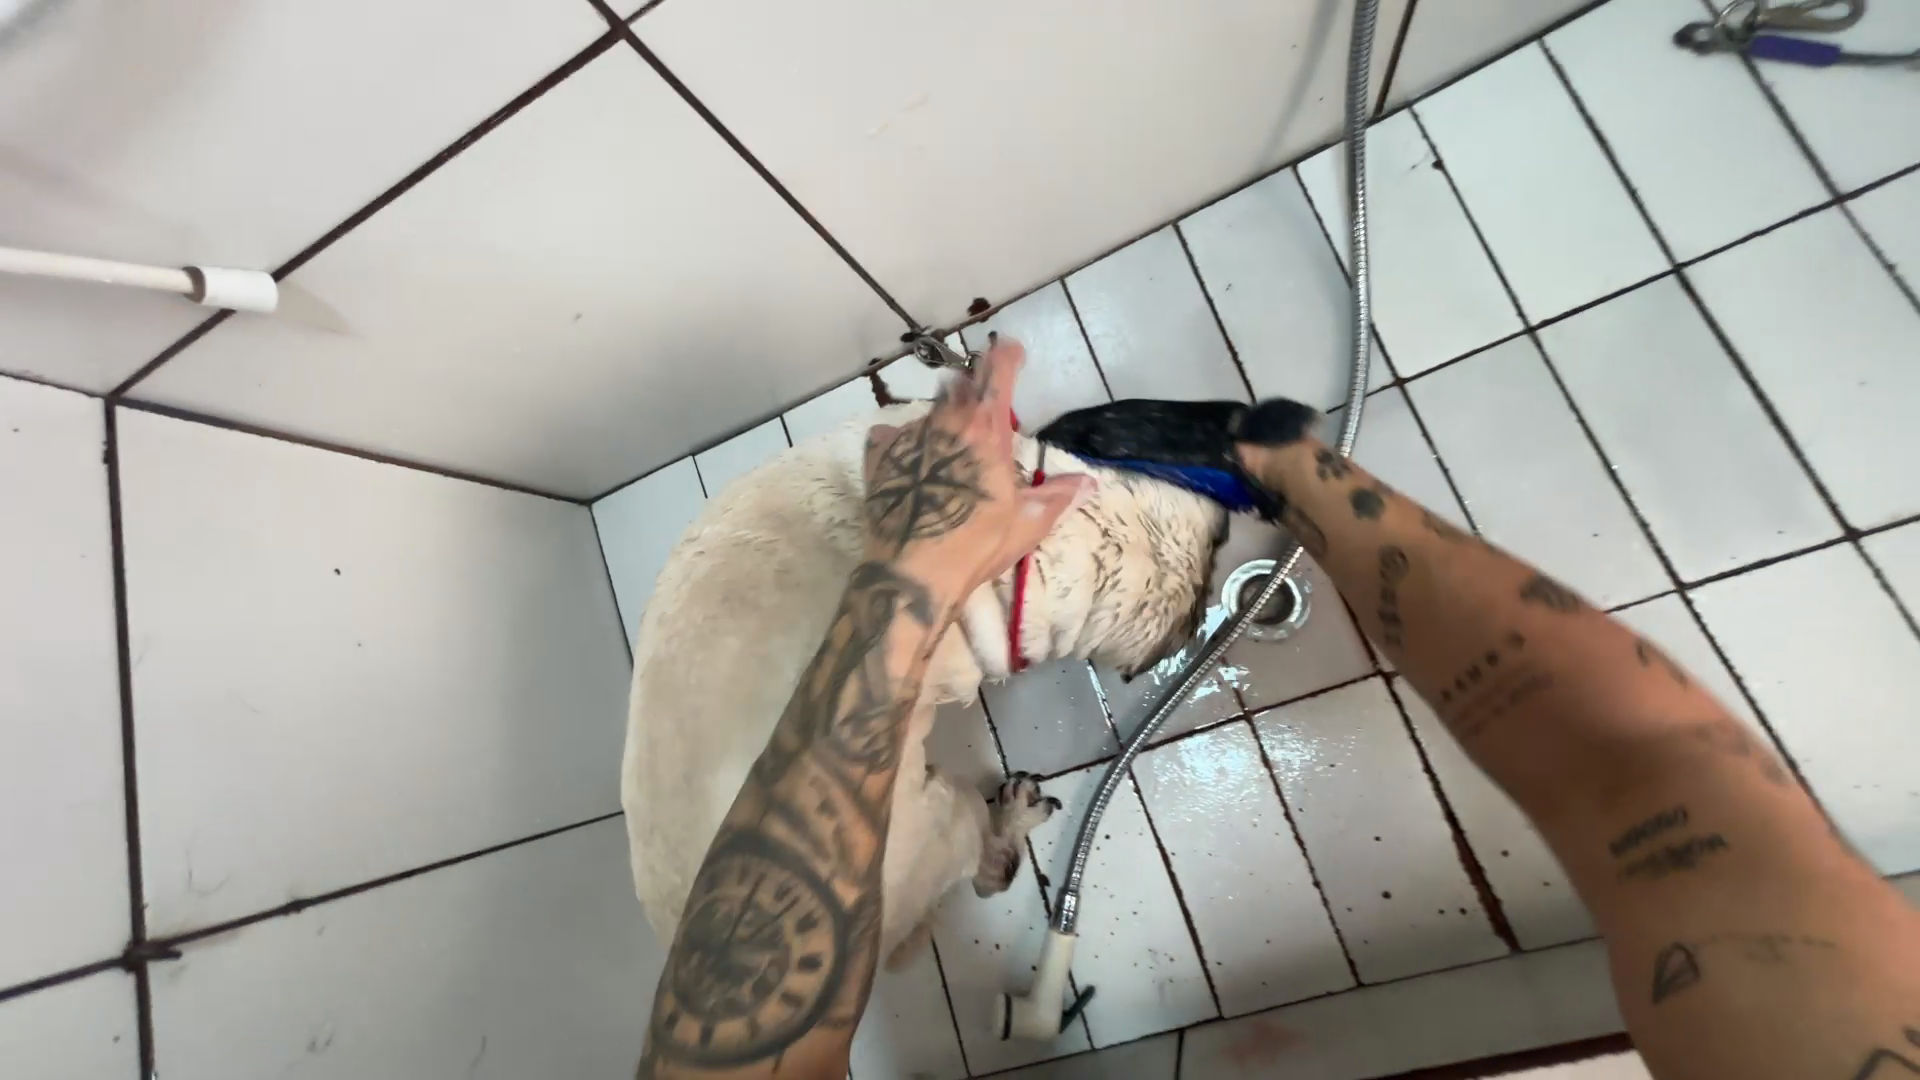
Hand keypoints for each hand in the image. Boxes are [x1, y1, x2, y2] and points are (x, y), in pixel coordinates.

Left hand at [862, 337, 1093, 603]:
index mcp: (985, 431)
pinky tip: (908, 458)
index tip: (1012, 349)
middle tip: (983, 401)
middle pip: (960, 384)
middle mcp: (945, 422)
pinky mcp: (879, 457)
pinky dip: (902, 439)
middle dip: (974, 385)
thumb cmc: (976, 543)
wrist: (913, 570)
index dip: (1007, 356)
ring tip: (949, 439)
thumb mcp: (1027, 523)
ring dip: (942, 415)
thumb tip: (1089, 483)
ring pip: (927, 409)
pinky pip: (889, 434)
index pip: (998, 373)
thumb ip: (1058, 496)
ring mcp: (908, 436)